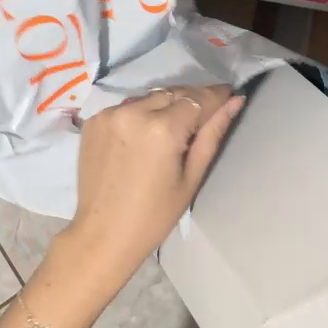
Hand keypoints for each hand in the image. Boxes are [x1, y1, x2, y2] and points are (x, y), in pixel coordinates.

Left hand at [66, 84, 243, 285]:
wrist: (103, 234)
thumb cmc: (155, 215)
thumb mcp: (191, 177)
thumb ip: (212, 134)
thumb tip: (234, 101)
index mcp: (162, 129)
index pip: (198, 99)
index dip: (216, 95)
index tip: (230, 94)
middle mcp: (133, 112)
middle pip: (174, 93)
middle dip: (192, 101)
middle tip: (205, 116)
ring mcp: (109, 114)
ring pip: (150, 97)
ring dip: (165, 106)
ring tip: (173, 129)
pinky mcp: (93, 121)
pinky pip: (127, 107)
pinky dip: (140, 115)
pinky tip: (144, 137)